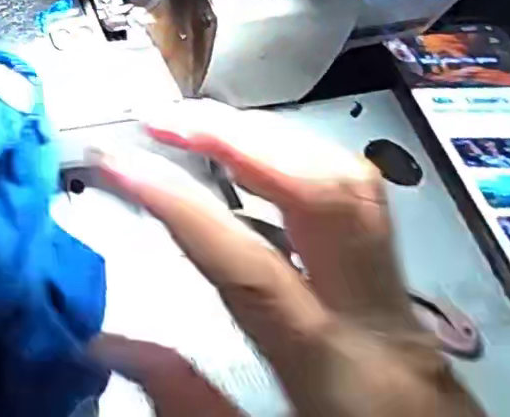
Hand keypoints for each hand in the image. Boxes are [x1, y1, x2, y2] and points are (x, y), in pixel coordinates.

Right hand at [89, 101, 484, 416]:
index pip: (250, 264)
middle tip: (162, 120)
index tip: (113, 161)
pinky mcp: (402, 298)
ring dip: (260, 135)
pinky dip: (287, 156)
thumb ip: (192, 405)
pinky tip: (244, 158)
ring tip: (193, 124)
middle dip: (235, 136)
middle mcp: (382, 324)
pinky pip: (349, 195)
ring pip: (344, 176)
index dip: (175, 201)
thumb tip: (107, 344)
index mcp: (345, 377)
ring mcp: (401, 303)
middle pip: (323, 190)